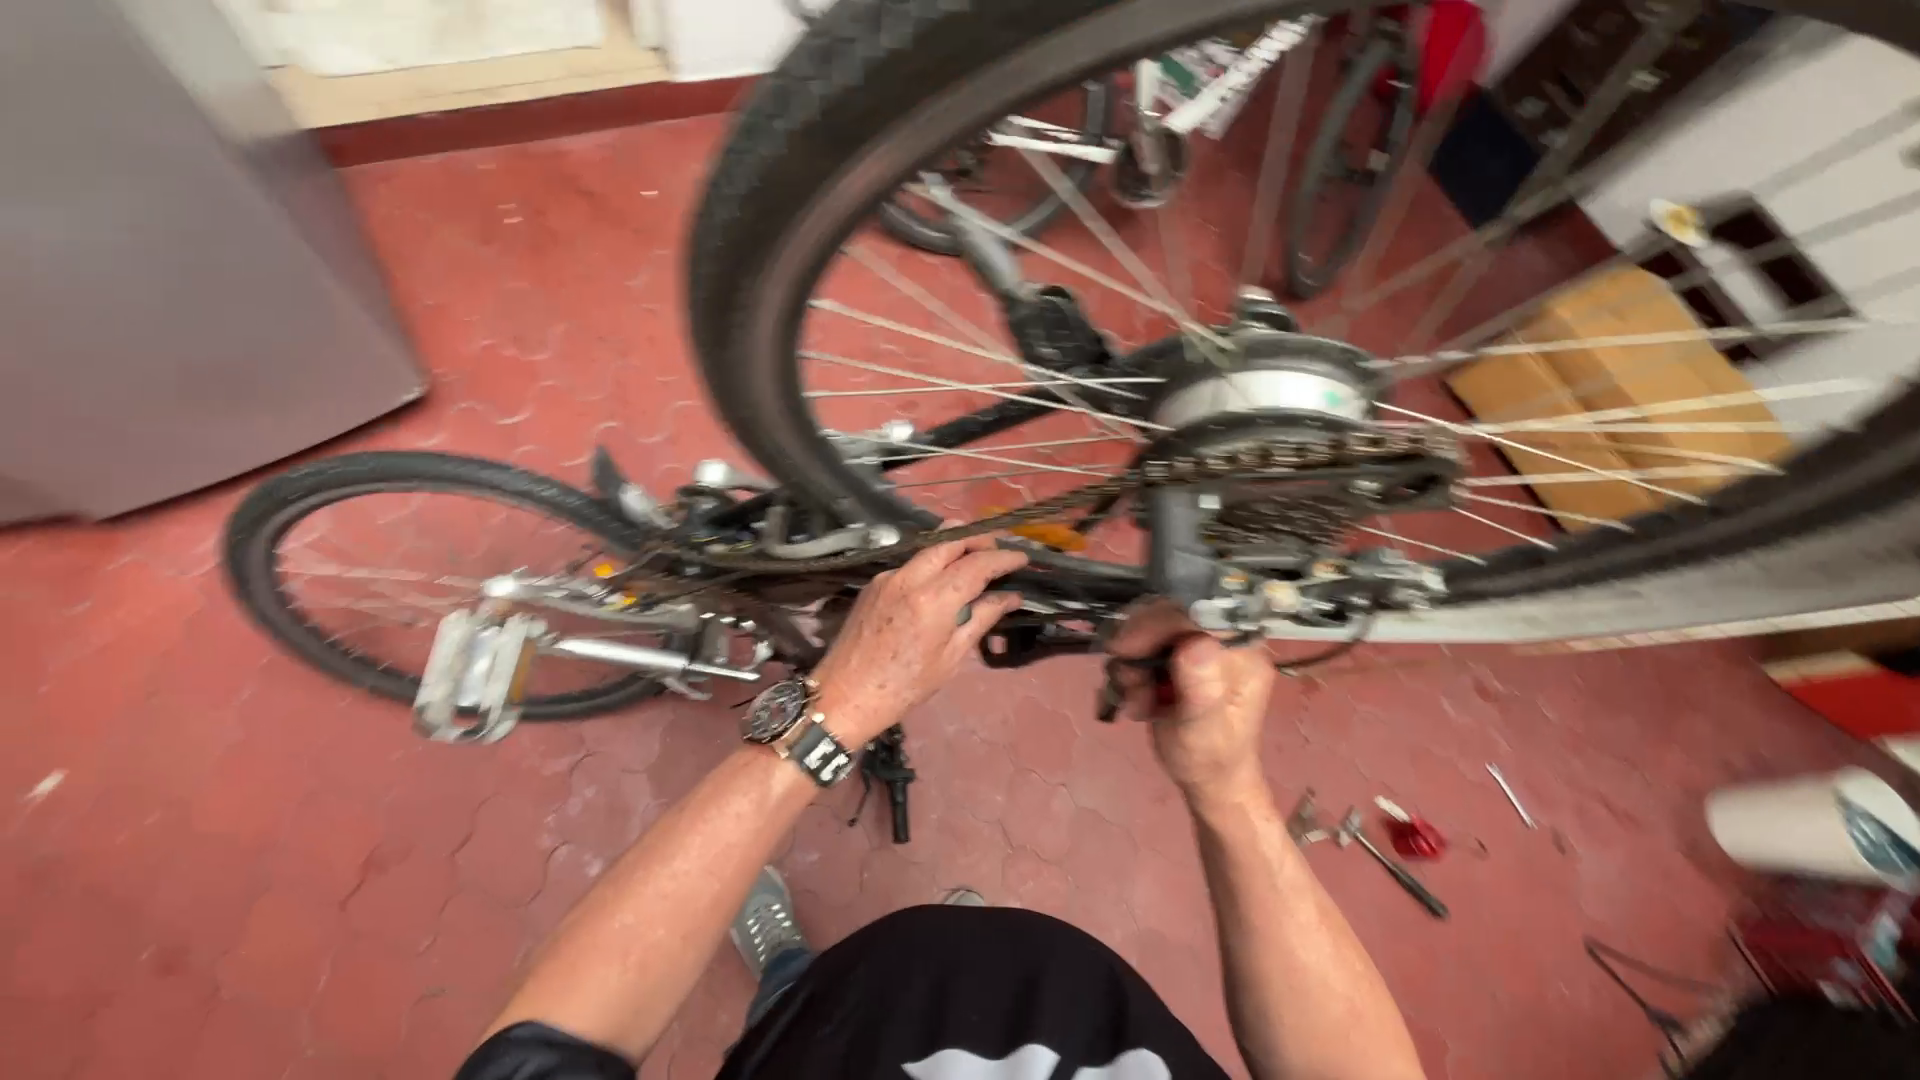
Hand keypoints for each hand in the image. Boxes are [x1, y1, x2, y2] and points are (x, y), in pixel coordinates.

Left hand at [810, 534, 1028, 744]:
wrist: (845, 695)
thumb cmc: (905, 687)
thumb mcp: (951, 657)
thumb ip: (981, 619)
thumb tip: (1009, 596)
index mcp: (933, 600)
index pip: (977, 564)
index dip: (1003, 558)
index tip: (1022, 558)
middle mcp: (909, 578)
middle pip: (950, 542)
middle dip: (979, 539)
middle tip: (1000, 546)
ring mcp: (888, 576)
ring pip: (927, 548)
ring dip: (955, 544)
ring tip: (977, 550)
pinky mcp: (874, 583)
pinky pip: (910, 561)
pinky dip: (932, 559)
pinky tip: (942, 572)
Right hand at [1108, 601, 1275, 798]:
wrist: (1206, 779)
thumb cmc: (1212, 758)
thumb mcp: (1205, 730)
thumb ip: (1202, 689)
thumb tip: (1195, 643)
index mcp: (1242, 651)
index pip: (1199, 610)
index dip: (1160, 620)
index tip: (1129, 647)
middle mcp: (1221, 639)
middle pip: (1169, 612)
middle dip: (1138, 644)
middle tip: (1127, 680)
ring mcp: (1197, 645)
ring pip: (1149, 626)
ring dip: (1131, 662)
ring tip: (1136, 698)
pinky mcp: (1176, 655)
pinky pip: (1142, 644)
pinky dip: (1130, 669)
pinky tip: (1136, 698)